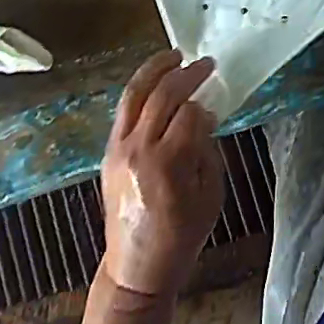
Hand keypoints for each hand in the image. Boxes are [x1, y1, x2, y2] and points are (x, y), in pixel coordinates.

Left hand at [99, 51, 225, 298]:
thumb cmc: (181, 237)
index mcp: (168, 164)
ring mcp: (119, 148)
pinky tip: (154, 81)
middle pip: (162, 95)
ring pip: (135, 94)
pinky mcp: (108, 150)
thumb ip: (207, 151)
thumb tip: (203, 116)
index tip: (215, 102)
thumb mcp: (210, 197)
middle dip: (186, 74)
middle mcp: (139, 149)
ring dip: (156, 69)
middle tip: (204, 64)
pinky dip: (140, 90)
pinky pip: (124, 109)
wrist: (136, 268)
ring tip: (174, 56)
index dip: (205, 104)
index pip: (189, 114)